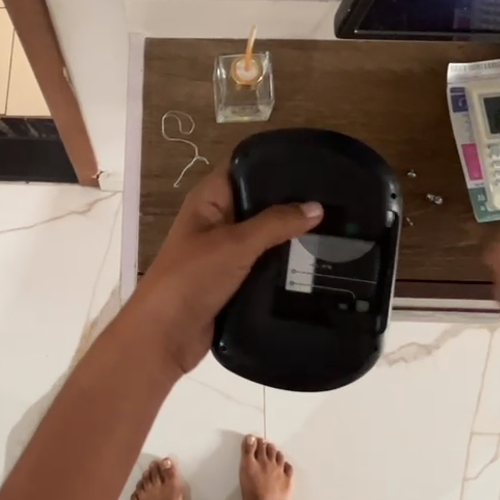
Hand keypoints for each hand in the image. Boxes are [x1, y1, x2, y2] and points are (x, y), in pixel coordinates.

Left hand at [128, 170, 322, 374]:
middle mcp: (216, 220)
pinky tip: (315, 263)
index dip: (275, 165)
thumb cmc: (192, 278)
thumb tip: (316, 207)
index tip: (314, 164)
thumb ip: (275, 223)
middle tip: (335, 203)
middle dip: (290, 205)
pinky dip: (283, 265)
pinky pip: (263, 265)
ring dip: (290, 237)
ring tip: (334, 231)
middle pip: (258, 204)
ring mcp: (223, 251)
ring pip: (264, 237)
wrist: (165, 335)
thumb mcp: (235, 244)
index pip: (244, 169)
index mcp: (208, 199)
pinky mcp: (232, 280)